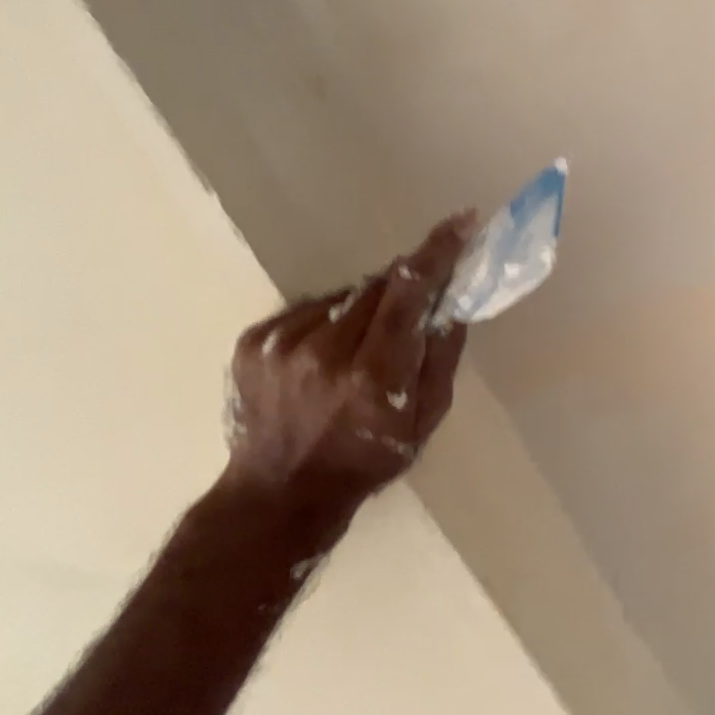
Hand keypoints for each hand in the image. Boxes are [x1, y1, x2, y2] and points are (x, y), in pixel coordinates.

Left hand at [221, 213, 477, 516]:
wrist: (277, 493)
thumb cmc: (368, 457)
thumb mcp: (427, 417)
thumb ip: (442, 357)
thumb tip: (454, 303)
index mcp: (374, 373)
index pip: (411, 292)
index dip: (438, 252)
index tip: (461, 221)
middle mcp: (324, 351)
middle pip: (380, 286)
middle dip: (408, 282)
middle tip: (423, 294)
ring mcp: (281, 344)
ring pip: (346, 295)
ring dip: (370, 304)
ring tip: (369, 341)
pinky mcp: (253, 343)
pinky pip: (310, 308)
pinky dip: (333, 318)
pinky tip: (332, 351)